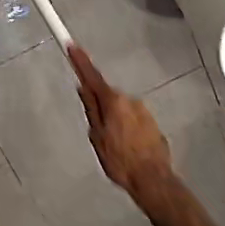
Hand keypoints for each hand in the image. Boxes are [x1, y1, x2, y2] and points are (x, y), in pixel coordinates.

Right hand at [68, 45, 175, 202]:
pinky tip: (126, 147)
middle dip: (99, 106)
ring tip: (114, 146)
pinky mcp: (152, 121)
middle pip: (106, 95)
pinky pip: (131, 118)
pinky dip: (125, 127)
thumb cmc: (120, 160)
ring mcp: (143, 110)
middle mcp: (129, 99)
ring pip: (119, 108)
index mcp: (113, 101)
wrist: (153, 179)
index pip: (91, 77)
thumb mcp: (97, 136)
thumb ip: (91, 110)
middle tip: (97, 131)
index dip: (80, 61)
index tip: (71, 45)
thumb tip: (83, 89)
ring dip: (113, 119)